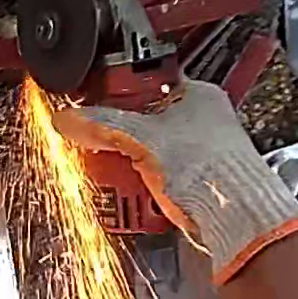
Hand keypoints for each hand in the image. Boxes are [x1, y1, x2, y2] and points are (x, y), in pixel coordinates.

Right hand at [54, 81, 297, 283]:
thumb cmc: (208, 169)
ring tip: (104, 164)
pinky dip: (129, 177)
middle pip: (135, 118)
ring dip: (117, 158)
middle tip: (93, 138)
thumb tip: (66, 117)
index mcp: (193, 94)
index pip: (142, 82)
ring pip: (139, 146)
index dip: (112, 93)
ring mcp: (190, 149)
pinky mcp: (184, 178)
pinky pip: (145, 171)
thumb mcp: (141, 137)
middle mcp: (195, 118)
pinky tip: (120, 184)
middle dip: (110, 132)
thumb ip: (98, 124)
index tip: (89, 104)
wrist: (232, 217)